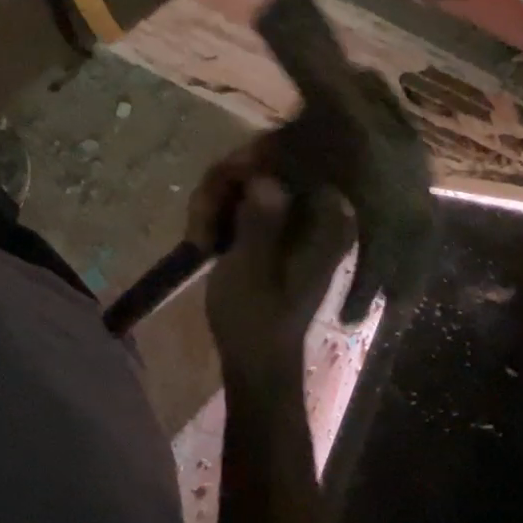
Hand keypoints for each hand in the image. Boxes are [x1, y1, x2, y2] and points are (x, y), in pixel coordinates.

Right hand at [203, 164, 353, 389]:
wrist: (256, 363)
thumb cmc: (256, 319)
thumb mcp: (251, 269)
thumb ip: (259, 220)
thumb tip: (265, 178)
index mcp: (325, 219)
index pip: (291, 159)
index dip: (251, 160)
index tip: (219, 178)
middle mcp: (315, 210)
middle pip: (264, 165)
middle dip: (223, 186)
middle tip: (198, 221)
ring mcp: (293, 217)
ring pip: (246, 180)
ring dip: (214, 202)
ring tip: (197, 239)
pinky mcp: (274, 227)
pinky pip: (242, 199)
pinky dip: (218, 213)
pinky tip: (201, 240)